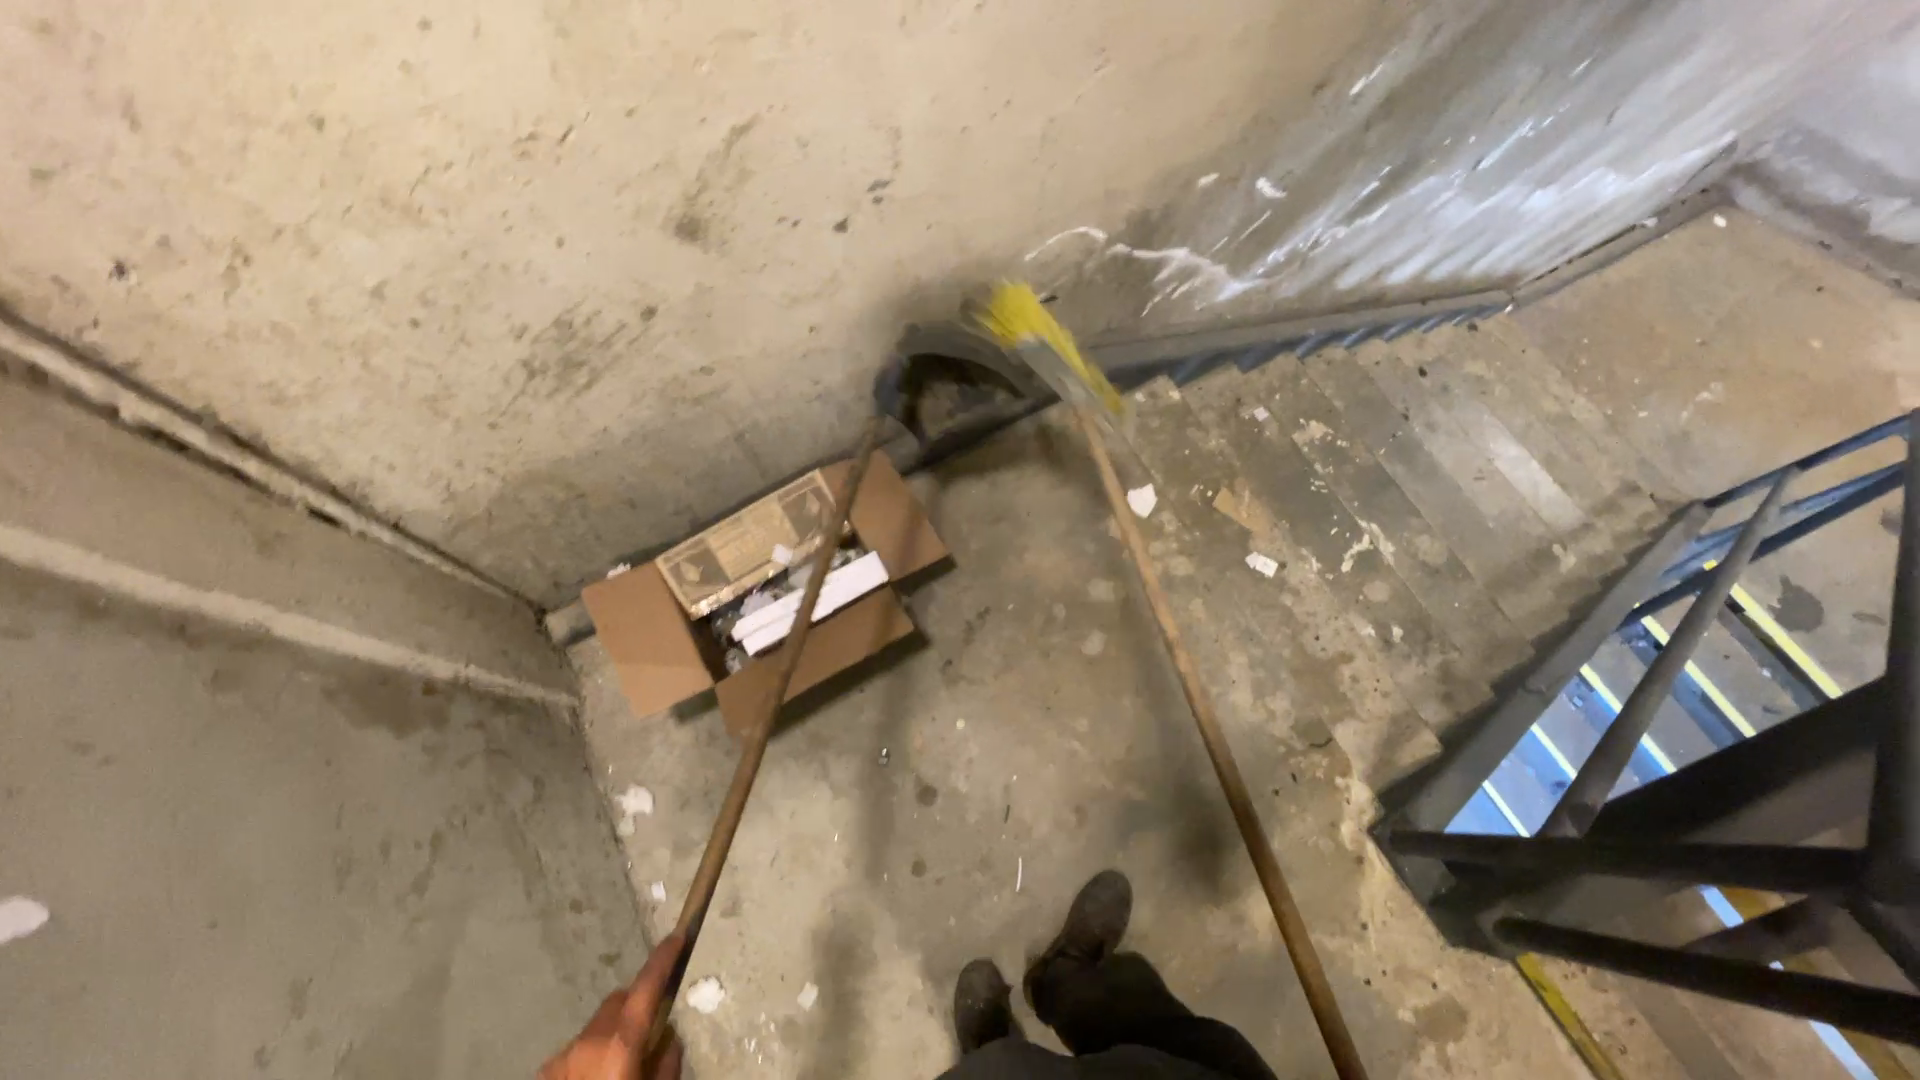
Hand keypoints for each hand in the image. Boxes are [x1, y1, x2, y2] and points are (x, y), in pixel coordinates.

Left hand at [539, 933, 686, 1079]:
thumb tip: (666, 1040)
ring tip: (624, 1069)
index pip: (646, 988)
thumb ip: (665, 1064)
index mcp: (618, 1046)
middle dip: (636, 1005)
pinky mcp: (542, 1077)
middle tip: (654, 1028)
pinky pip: (574, 1054)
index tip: (677, 938)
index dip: (663, 960)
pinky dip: (591, 1058)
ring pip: (594, 1030)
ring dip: (612, 1035)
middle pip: (617, 1003)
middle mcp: (585, 1043)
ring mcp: (559, 1061)